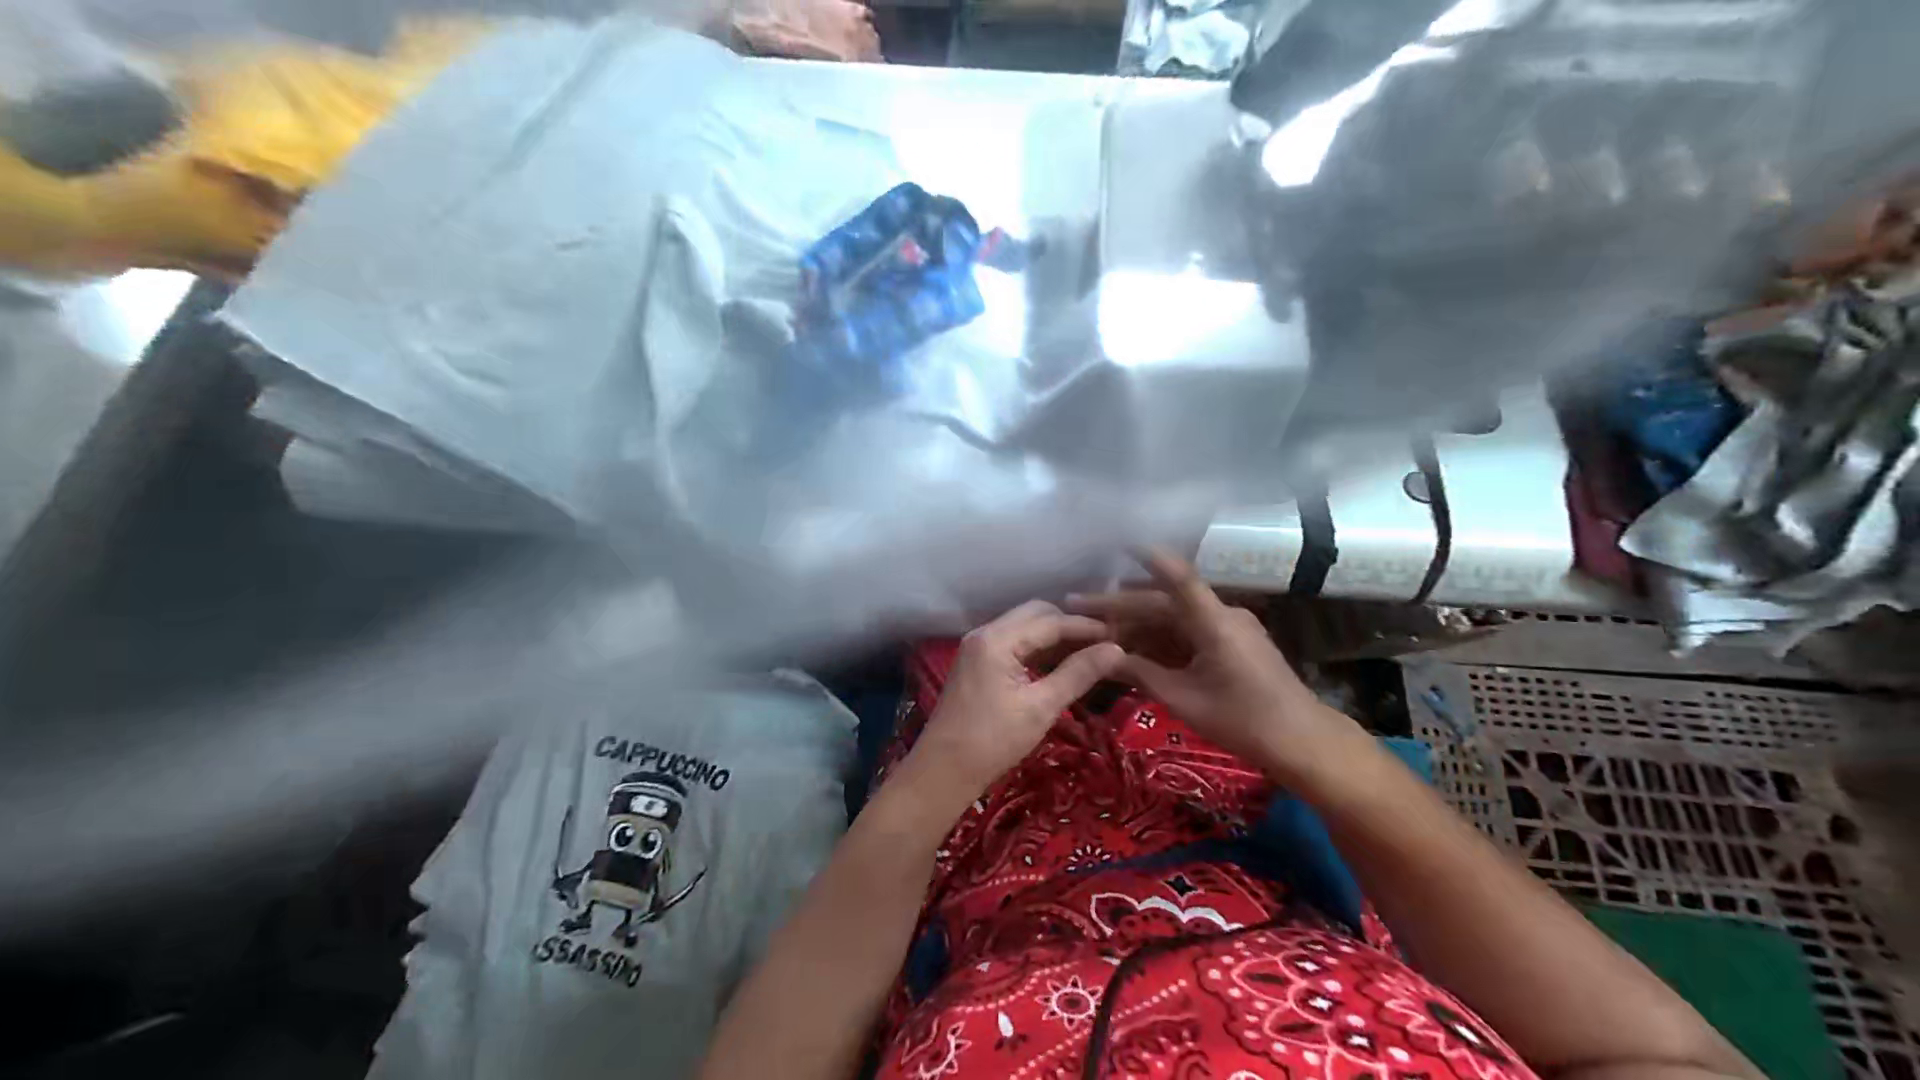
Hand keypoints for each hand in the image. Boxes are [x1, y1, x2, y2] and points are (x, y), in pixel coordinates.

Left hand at [899, 600, 1125, 814]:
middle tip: (1102, 643)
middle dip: (1069, 625)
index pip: (1050, 621)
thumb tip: (1116, 650)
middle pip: (1035, 614)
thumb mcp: (1041, 708)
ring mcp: (978, 647)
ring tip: (1088, 654)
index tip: (1119, 635)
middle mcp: (985, 633)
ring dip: (1053, 636)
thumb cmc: (993, 740)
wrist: (943, 771)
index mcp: (997, 639)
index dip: (1086, 627)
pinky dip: (1037, 649)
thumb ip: (1078, 674)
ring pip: (1023, 628)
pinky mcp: (977, 663)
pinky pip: (1013, 643)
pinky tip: (1059, 666)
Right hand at [1069, 549, 1364, 783]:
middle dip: (1120, 603)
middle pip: (1163, 601)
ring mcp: (1229, 628)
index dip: (1147, 557)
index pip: (1177, 577)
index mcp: (1214, 622)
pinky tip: (1131, 642)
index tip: (1118, 540)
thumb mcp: (1184, 700)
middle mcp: (1222, 615)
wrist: (1303, 741)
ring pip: (1173, 616)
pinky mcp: (1232, 643)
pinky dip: (1158, 635)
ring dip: (1137, 619)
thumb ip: (1141, 673)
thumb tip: (1103, 655)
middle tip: (1078, 604)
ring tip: (1096, 621)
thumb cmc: (1243, 721)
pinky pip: (1187, 631)